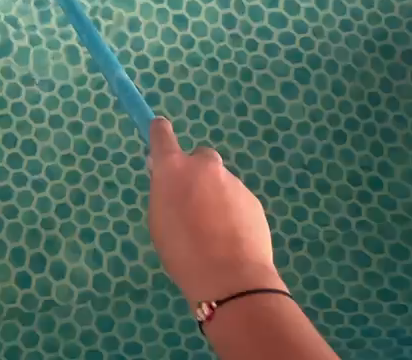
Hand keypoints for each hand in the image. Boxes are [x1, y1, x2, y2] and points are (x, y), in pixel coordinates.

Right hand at [147, 116, 282, 302]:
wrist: (231, 279)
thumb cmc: (182, 251)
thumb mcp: (159, 220)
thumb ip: (162, 191)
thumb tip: (167, 178)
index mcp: (173, 167)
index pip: (161, 132)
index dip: (159, 133)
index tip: (159, 139)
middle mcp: (203, 166)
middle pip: (198, 158)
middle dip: (196, 174)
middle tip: (193, 204)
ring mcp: (231, 180)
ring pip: (220, 181)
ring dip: (216, 196)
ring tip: (215, 231)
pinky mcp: (252, 199)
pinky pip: (237, 199)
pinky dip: (233, 212)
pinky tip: (232, 239)